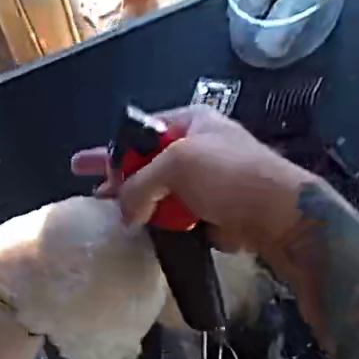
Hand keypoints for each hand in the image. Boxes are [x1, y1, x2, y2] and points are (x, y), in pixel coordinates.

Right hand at [69, 106, 314, 253]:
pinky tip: (143, 234)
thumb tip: (124, 211)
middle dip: (118, 180)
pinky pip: (175, 219)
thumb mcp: (177, 164)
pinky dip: (159, 225)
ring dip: (138, 207)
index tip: (81, 165)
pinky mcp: (211, 215)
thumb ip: (140, 184)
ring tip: (115, 220)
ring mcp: (205, 184)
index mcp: (190, 123)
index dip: (109, 149)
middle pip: (147, 165)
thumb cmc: (230, 175)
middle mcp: (196, 149)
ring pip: (160, 195)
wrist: (276, 215)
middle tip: (93, 195)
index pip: (139, 133)